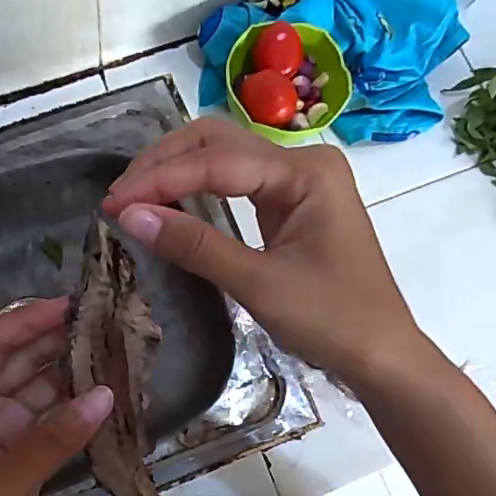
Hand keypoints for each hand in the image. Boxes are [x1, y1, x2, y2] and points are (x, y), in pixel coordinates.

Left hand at [0, 297, 112, 495]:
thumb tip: (104, 393)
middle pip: (11, 365)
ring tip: (110, 353)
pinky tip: (102, 398)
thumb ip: (49, 443)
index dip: (23, 324)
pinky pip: (44, 426)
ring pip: (32, 394)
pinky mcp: (14, 462)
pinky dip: (70, 413)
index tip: (67, 305)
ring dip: (66, 376)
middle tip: (101, 324)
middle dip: (51, 344)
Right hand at [100, 119, 429, 384]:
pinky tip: (165, 203)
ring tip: (131, 198)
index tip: (113, 204)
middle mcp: (301, 162)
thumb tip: (129, 216)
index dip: (159, 180)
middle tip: (119, 198)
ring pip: (220, 155)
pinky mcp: (286, 203)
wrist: (382, 355)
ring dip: (173, 170)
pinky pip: (230, 181)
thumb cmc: (332, 320)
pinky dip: (192, 187)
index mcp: (305, 172)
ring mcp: (295, 181)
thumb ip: (194, 245)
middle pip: (216, 140)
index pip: (215, 162)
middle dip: (162, 164)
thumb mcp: (257, 283)